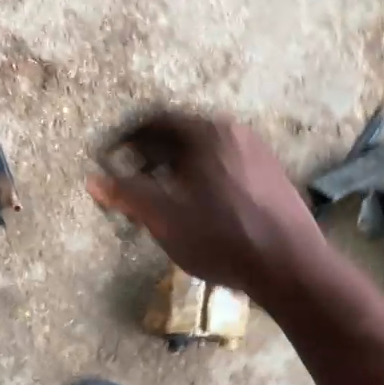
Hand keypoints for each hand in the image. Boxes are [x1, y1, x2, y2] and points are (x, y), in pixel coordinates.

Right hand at [87, 111, 329, 302]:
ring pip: (203, 154)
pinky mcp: (270, 178)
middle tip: (129, 185)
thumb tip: (94, 180)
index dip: (124, 138)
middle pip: (180, 136)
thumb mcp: (165, 218)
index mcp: (207, 132)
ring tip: (159, 202)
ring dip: (175, 172)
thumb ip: (128, 195)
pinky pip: (224, 169)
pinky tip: (196, 213)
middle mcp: (234, 132)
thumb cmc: (221, 237)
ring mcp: (257, 154)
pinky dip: (200, 181)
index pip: (155, 120)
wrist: (288, 264)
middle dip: (149, 158)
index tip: (108, 160)